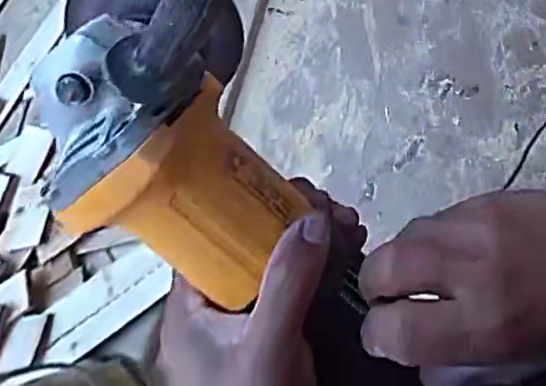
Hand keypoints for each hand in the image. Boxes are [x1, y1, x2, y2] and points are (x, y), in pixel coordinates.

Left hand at [156, 179, 364, 385]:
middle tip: (337, 212)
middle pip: (255, 235)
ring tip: (352, 229)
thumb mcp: (265, 351)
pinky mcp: (277, 322)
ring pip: (282, 250)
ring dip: (319, 231)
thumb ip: (286, 285)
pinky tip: (351, 249)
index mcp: (193, 306)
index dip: (253, 203)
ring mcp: (249, 313)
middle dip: (300, 215)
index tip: (299, 194)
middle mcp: (218, 302)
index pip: (212, 232)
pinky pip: (301, 272)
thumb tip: (313, 217)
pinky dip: (327, 254)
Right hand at [358, 192, 545, 369]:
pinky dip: (432, 235)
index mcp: (481, 322)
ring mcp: (481, 222)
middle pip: (388, 264)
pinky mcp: (489, 195)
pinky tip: (450, 249)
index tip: (383, 334)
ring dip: (401, 255)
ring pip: (409, 231)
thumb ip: (448, 365)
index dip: (376, 334)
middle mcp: (475, 266)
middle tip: (387, 297)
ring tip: (419, 272)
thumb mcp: (508, 367)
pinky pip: (440, 214)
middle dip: (374, 285)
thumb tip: (404, 346)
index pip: (395, 327)